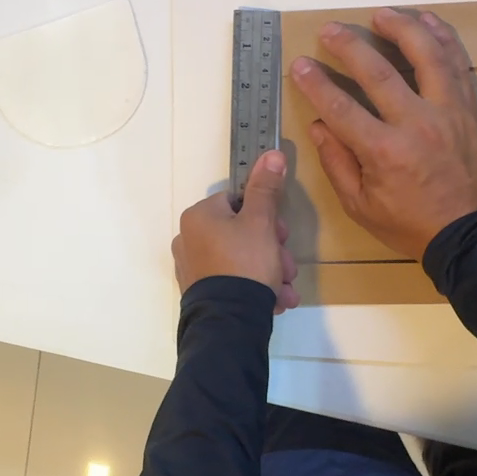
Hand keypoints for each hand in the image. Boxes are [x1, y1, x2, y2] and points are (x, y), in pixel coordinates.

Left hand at [172, 149, 299, 312]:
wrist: (230, 321)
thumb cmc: (246, 264)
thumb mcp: (261, 222)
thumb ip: (266, 189)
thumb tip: (271, 154)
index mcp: (199, 217)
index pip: (237, 202)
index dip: (266, 217)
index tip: (281, 234)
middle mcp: (189, 240)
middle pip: (241, 233)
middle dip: (272, 250)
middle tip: (287, 266)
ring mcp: (193, 269)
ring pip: (242, 260)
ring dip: (271, 271)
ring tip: (285, 290)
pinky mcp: (201, 294)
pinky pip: (234, 282)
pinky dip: (256, 287)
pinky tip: (276, 300)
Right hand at [289, 7, 476, 259]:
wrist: (471, 234)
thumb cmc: (410, 224)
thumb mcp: (361, 206)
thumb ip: (338, 164)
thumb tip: (319, 126)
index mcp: (383, 152)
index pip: (341, 108)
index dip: (316, 84)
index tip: (300, 65)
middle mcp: (416, 123)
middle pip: (377, 72)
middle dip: (349, 47)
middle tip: (330, 30)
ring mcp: (448, 111)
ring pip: (426, 54)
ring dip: (401, 27)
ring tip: (381, 14)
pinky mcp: (470, 108)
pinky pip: (458, 62)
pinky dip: (443, 37)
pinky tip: (428, 22)